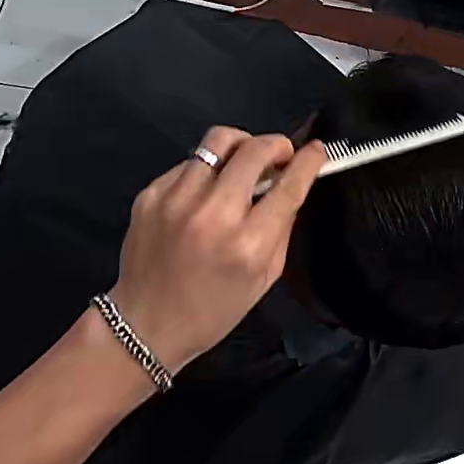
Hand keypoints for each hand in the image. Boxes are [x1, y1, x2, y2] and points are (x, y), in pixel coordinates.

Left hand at [107, 128, 327, 372]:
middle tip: (279, 154)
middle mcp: (212, 214)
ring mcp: (176, 199)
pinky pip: (188, 162)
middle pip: (253, 150)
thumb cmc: (213, 310)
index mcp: (247, 244)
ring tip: (242, 161)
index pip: (287, 186)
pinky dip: (206, 169)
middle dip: (276, 144)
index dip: (308, 161)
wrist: (145, 323)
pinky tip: (204, 190)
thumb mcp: (263, 279)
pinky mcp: (151, 193)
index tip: (317, 150)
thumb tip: (290, 184)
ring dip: (240, 145)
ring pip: (218, 140)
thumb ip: (281, 228)